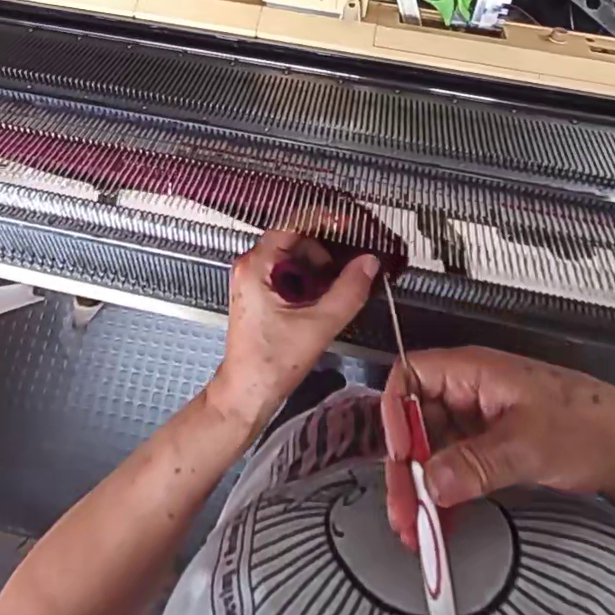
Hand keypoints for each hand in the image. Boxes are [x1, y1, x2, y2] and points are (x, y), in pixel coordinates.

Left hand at [205, 230, 378, 437]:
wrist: (246, 395)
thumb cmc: (271, 363)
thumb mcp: (318, 326)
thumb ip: (348, 292)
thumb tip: (369, 263)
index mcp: (256, 266)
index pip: (292, 224)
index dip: (323, 220)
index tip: (348, 224)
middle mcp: (250, 266)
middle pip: (294, 238)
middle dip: (324, 248)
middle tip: (350, 260)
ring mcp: (253, 279)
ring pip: (292, 255)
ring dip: (317, 264)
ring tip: (338, 284)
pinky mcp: (259, 293)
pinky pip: (288, 271)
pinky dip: (308, 277)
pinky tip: (323, 296)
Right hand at [382, 347, 614, 548]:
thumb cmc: (586, 419)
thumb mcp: (527, 442)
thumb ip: (476, 462)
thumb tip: (433, 480)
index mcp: (471, 370)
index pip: (411, 375)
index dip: (396, 411)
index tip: (398, 453)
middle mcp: (467, 389)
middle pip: (415, 419)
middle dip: (405, 466)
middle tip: (404, 509)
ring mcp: (476, 417)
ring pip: (430, 447)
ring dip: (420, 487)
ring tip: (417, 526)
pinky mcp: (486, 443)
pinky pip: (451, 464)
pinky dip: (442, 492)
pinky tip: (441, 519)